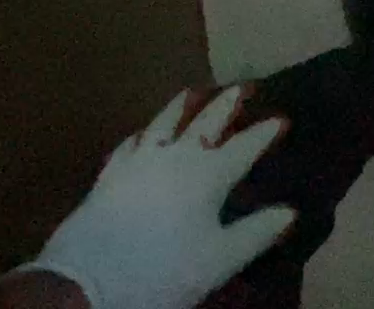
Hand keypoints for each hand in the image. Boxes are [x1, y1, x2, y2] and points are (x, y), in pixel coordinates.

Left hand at [15, 87, 294, 308]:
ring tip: (192, 92)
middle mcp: (177, 157)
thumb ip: (256, 233)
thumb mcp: (218, 260)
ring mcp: (139, 164)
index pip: (245, 145)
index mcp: (209, 173)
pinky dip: (141, 135)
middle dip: (226, 103)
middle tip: (241, 86)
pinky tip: (141, 133)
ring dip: (182, 106)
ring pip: (164, 123)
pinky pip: (128, 146)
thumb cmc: (160, 271)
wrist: (83, 288)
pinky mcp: (107, 178)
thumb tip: (290, 211)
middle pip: (206, 122)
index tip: (282, 119)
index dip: (265, 132)